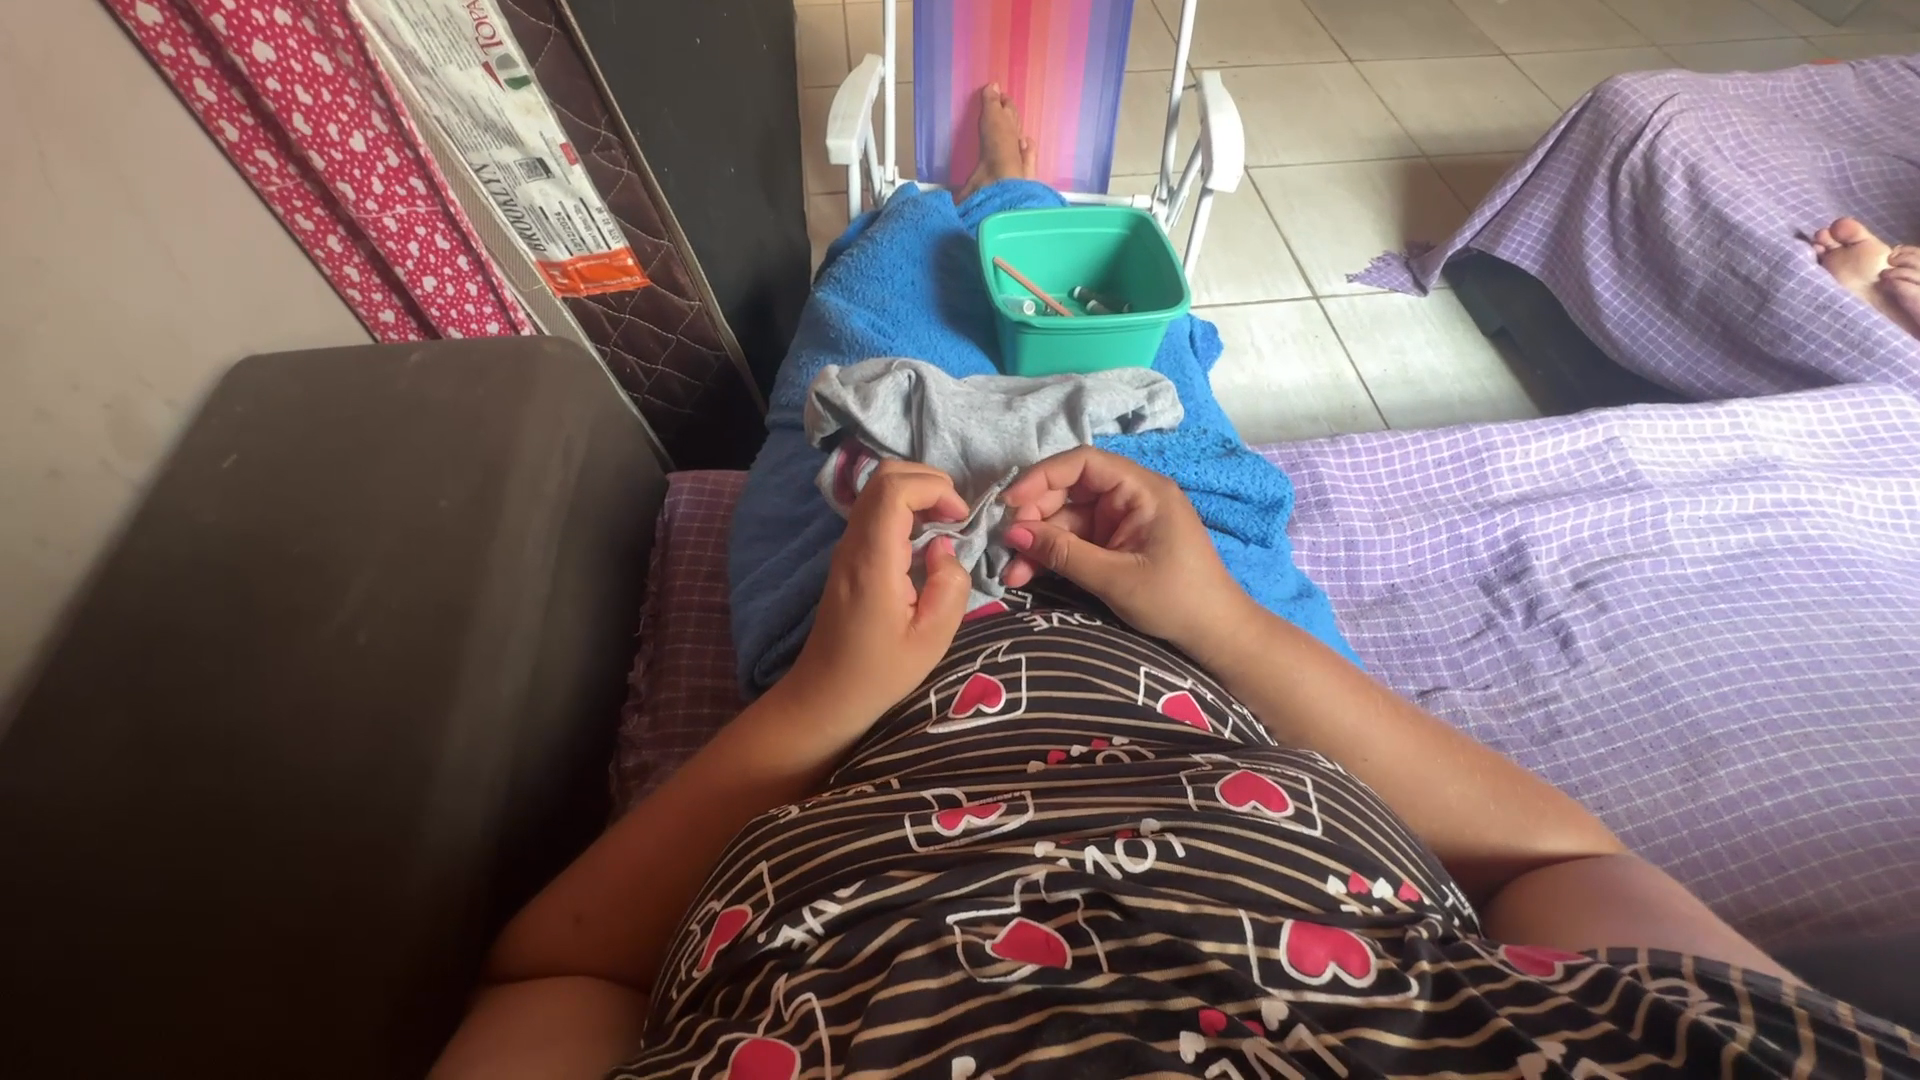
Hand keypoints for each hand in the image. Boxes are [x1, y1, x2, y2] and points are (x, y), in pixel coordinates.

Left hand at [782, 461, 973, 727]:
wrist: (824, 696)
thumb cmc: (879, 673)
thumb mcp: (933, 638)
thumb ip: (951, 585)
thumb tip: (944, 549)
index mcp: (873, 560)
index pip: (894, 489)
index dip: (933, 488)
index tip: (960, 517)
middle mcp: (853, 544)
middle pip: (883, 477)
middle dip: (928, 481)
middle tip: (957, 513)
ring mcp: (846, 548)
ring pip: (877, 490)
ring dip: (917, 494)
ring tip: (947, 523)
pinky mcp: (848, 558)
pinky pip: (875, 512)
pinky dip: (905, 510)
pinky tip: (926, 539)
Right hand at [1000, 446, 1254, 658]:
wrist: (1214, 635)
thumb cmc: (1176, 600)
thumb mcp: (1115, 578)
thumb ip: (1064, 553)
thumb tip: (1014, 533)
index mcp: (1142, 489)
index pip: (1083, 463)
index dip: (1042, 477)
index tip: (1010, 503)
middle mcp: (1128, 497)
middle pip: (1068, 491)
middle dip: (1034, 518)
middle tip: (1007, 546)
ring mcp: (1119, 522)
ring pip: (1065, 520)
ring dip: (1037, 544)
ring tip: (1011, 573)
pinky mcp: (1113, 545)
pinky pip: (1073, 542)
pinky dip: (1050, 557)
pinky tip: (1025, 575)